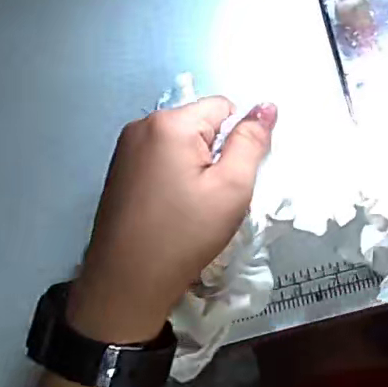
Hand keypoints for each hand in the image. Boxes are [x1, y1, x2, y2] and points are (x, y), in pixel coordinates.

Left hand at [67, 97, 276, 344]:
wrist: (129, 280)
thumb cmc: (186, 233)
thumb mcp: (233, 188)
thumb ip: (251, 142)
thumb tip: (267, 106)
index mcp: (170, 124)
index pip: (224, 107)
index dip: (240, 138)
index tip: (236, 175)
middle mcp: (142, 125)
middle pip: (201, 123)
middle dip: (218, 152)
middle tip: (219, 194)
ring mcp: (126, 148)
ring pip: (183, 142)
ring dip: (199, 165)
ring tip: (197, 204)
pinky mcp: (120, 170)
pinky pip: (164, 158)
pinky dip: (179, 176)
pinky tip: (177, 207)